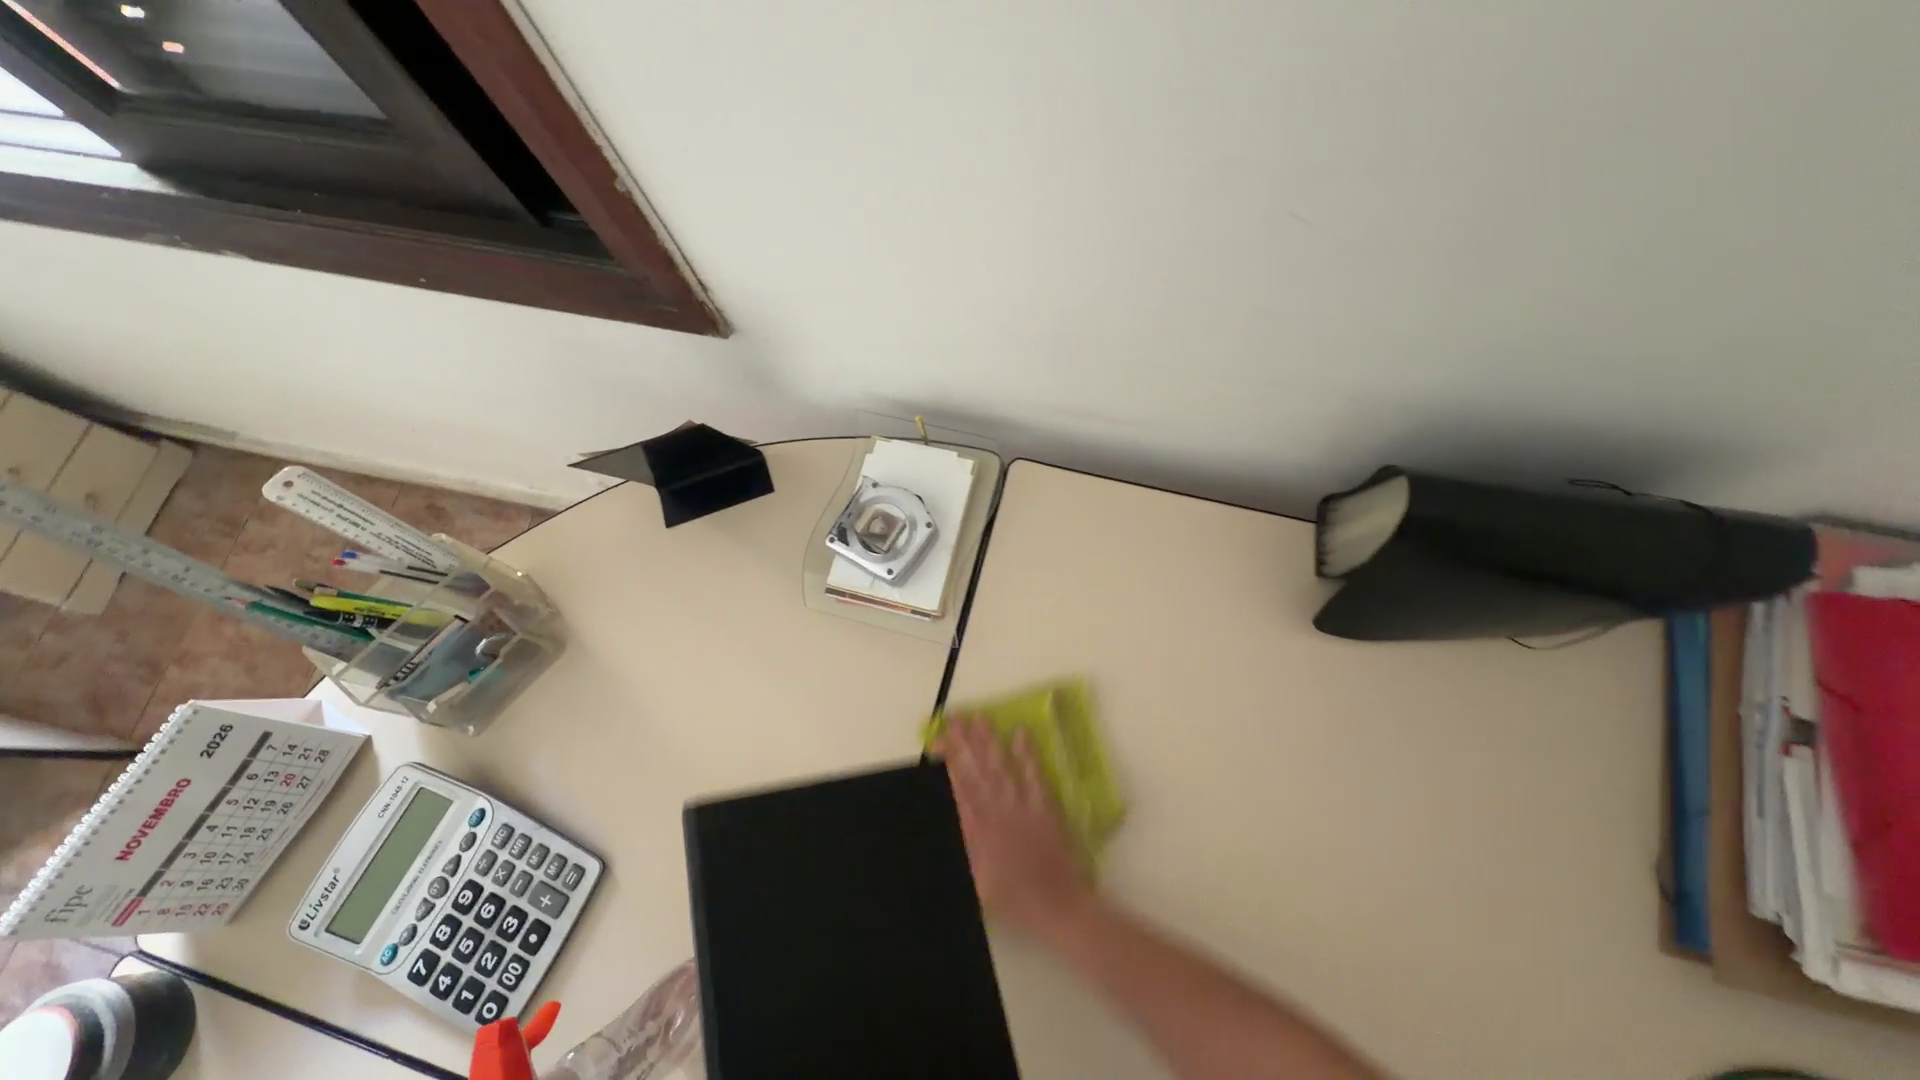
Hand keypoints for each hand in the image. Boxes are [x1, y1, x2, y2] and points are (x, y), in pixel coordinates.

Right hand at [936, 716, 1093, 939]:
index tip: (938, 741)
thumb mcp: (974, 880)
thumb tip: (952, 813)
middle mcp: (996, 813)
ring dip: (990, 742)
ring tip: (980, 718)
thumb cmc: (1012, 901)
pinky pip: (1035, 776)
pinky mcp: (1046, 808)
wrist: (1055, 908)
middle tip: (955, 718)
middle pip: (977, 772)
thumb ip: (962, 847)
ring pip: (1002, 768)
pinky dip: (1028, 754)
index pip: (957, 788)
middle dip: (964, 743)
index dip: (947, 762)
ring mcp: (1022, 808)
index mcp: (976, 831)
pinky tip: (1021, 733)